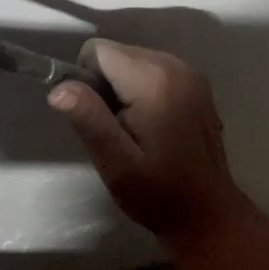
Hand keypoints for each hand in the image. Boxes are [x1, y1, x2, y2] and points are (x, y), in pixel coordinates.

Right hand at [48, 39, 258, 250]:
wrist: (210, 217)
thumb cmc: (159, 194)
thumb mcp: (116, 164)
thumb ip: (89, 120)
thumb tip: (59, 88)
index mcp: (153, 80)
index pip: (97, 52)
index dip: (87, 82)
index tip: (100, 120)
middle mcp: (174, 64)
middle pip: (116, 53)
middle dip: (106, 85)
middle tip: (118, 130)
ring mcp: (189, 72)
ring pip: (132, 59)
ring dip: (124, 87)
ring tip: (136, 130)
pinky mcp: (195, 82)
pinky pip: (152, 69)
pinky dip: (143, 88)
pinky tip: (154, 125)